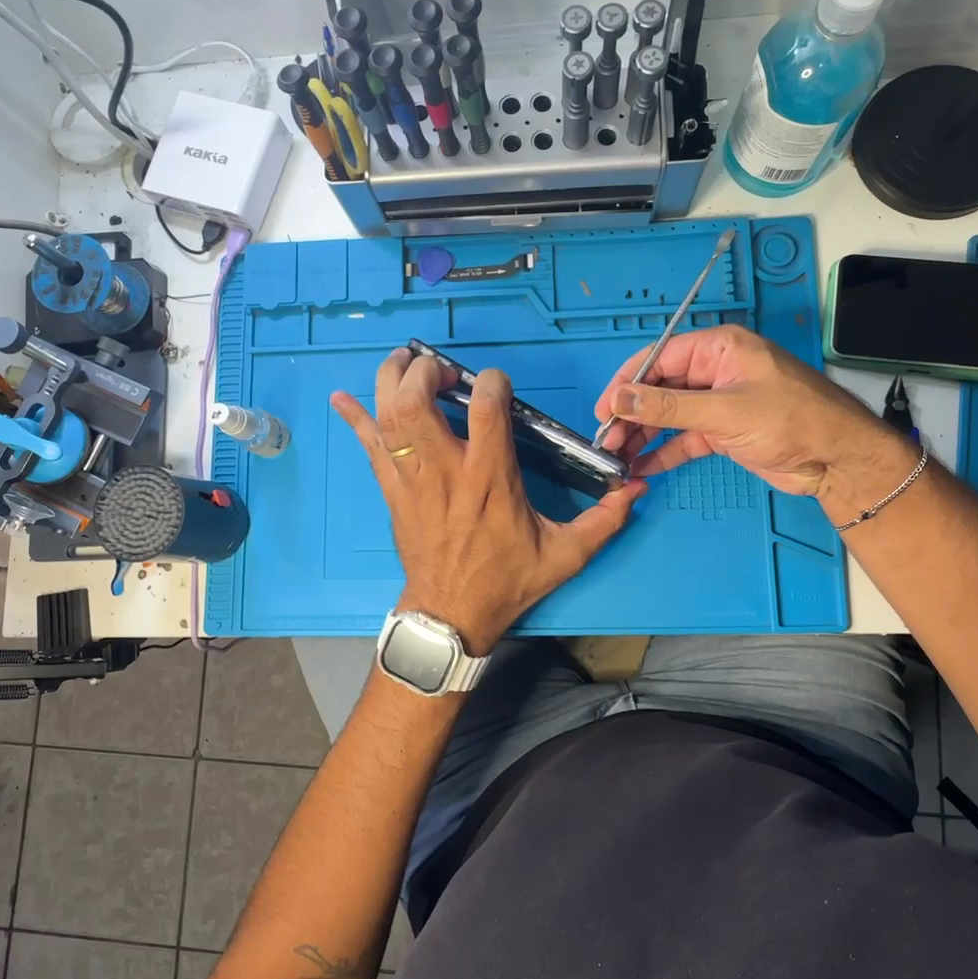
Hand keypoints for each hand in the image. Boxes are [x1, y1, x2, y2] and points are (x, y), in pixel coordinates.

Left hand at [332, 348, 646, 651]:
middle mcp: (445, 471)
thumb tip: (635, 490)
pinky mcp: (392, 489)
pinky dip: (355, 418)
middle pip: (418, 402)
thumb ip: (603, 520)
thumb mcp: (564, 555)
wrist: (451, 614)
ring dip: (391, 381)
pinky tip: (342, 398)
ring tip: (405, 364)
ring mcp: (412, 479)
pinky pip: (368, 446)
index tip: (496, 383)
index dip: (490, 381)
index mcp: (490, 479)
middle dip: (425, 372)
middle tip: (440, 370)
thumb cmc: (506, 580)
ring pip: (388, 416)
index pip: (485, 408)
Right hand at [592, 326, 919, 517]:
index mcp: (718, 348)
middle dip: (632, 415)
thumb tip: (619, 399)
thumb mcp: (724, 411)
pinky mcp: (723, 432)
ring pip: (668, 416)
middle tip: (607, 443)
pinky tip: (642, 468)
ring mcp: (718, 402)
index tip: (604, 411)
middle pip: (659, 388)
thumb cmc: (791, 420)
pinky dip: (664, 453)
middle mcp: (715, 370)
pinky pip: (684, 439)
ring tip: (617, 459)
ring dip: (643, 436)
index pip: (659, 358)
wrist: (838, 460)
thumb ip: (668, 407)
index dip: (627, 383)